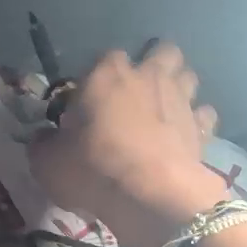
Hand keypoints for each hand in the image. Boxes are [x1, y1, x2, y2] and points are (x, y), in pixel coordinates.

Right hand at [28, 41, 228, 246]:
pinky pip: (202, 114)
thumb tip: (44, 137)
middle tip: (133, 96)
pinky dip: (193, 122)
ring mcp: (180, 97)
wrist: (147, 194)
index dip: (93, 81)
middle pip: (159, 52)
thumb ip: (43, 144)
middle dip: (149, 67)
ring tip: (160, 113)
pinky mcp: (201, 126)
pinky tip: (180, 137)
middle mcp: (148, 75)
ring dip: (175, 88)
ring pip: (186, 76)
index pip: (101, 60)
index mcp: (106, 75)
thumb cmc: (91, 170)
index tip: (84, 106)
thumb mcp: (46, 163)